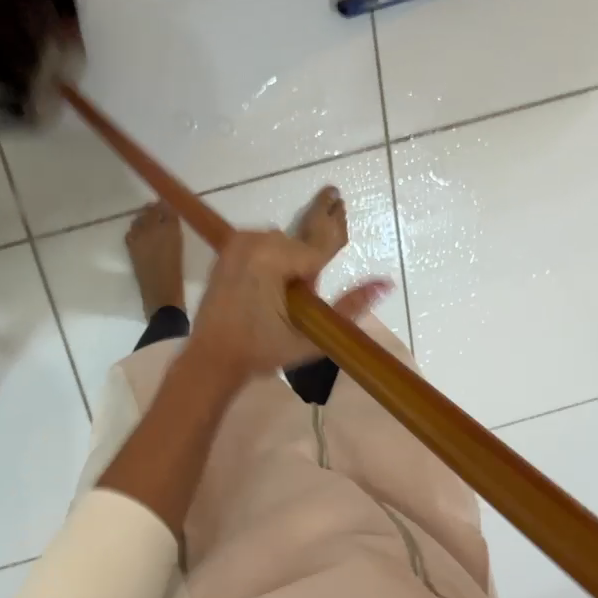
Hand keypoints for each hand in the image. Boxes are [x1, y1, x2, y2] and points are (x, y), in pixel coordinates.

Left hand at [183, 230, 390, 379]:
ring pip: (281, 245)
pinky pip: (262, 246)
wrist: (212, 357)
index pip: (318, 249)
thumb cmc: (261, 352)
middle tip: (292, 306)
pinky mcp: (226, 250)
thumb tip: (386, 283)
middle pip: (299, 247)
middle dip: (304, 271)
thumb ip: (349, 308)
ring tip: (276, 301)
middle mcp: (254, 241)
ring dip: (286, 266)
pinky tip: (262, 292)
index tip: (323, 271)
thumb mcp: (310, 336)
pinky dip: (269, 263)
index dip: (325, 265)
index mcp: (273, 258)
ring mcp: (236, 243)